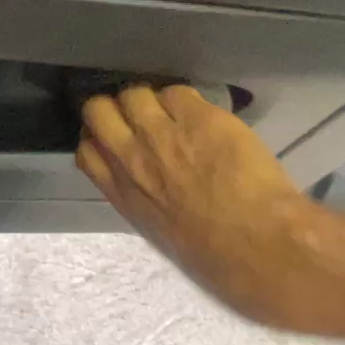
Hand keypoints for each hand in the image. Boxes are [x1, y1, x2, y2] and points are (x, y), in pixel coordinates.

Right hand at [77, 86, 328, 326]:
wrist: (258, 242)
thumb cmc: (212, 253)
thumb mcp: (156, 231)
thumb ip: (139, 197)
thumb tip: (142, 181)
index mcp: (120, 191)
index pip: (86, 150)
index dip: (98, 138)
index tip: (117, 139)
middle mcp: (131, 156)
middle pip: (97, 110)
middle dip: (114, 108)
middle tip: (139, 115)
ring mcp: (161, 133)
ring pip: (135, 93)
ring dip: (150, 100)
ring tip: (174, 112)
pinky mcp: (198, 117)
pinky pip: (177, 92)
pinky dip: (186, 101)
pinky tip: (203, 117)